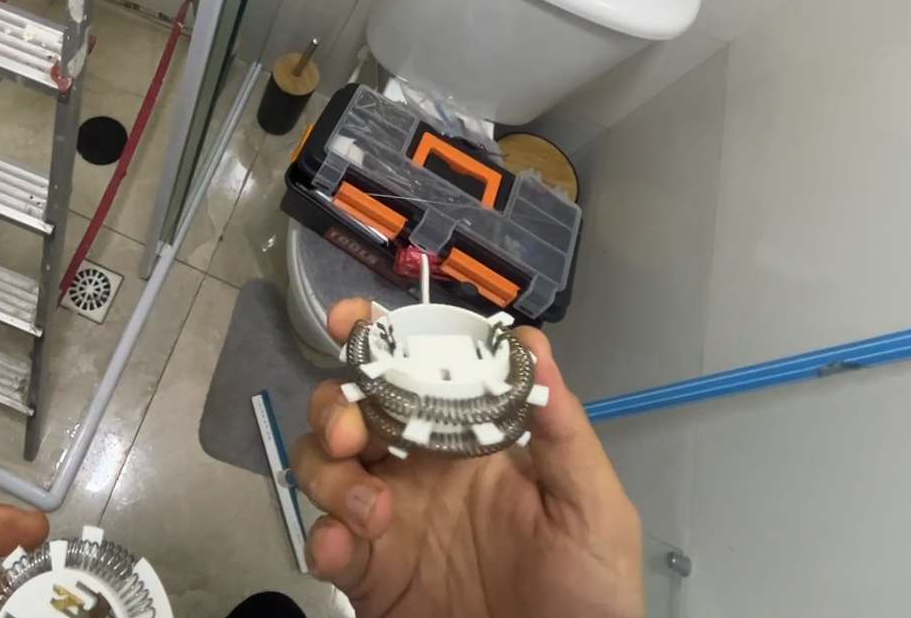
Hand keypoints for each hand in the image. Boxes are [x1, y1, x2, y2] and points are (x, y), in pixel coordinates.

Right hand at [292, 300, 643, 617]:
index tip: (347, 320)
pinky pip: (319, 537)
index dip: (371, 335)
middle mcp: (411, 464)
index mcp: (458, 436)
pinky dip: (320, 536)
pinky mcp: (364, 571)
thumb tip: (530, 342)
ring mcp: (381, 516)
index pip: (407, 369)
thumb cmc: (585, 597)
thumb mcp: (590, 512)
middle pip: (345, 405)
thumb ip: (562, 431)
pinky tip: (342, 550)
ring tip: (371, 514)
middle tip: (348, 432)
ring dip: (328, 472)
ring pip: (319, 460)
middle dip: (333, 404)